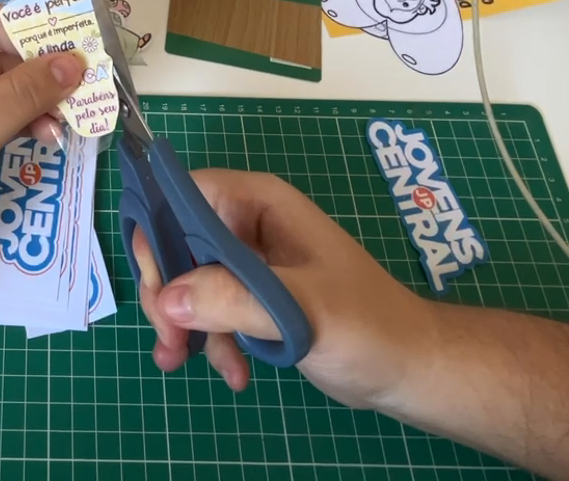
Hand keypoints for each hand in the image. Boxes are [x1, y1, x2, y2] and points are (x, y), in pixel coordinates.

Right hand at [132, 168, 438, 409]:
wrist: (410, 371)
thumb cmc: (369, 326)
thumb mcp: (302, 311)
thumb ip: (235, 299)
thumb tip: (167, 299)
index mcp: (258, 202)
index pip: (184, 195)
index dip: (159, 232)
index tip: (158, 289)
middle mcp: (245, 222)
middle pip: (175, 239)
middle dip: (166, 291)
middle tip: (169, 340)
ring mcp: (247, 259)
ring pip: (185, 277)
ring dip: (182, 322)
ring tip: (187, 363)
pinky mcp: (250, 294)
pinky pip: (205, 305)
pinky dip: (204, 338)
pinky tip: (229, 372)